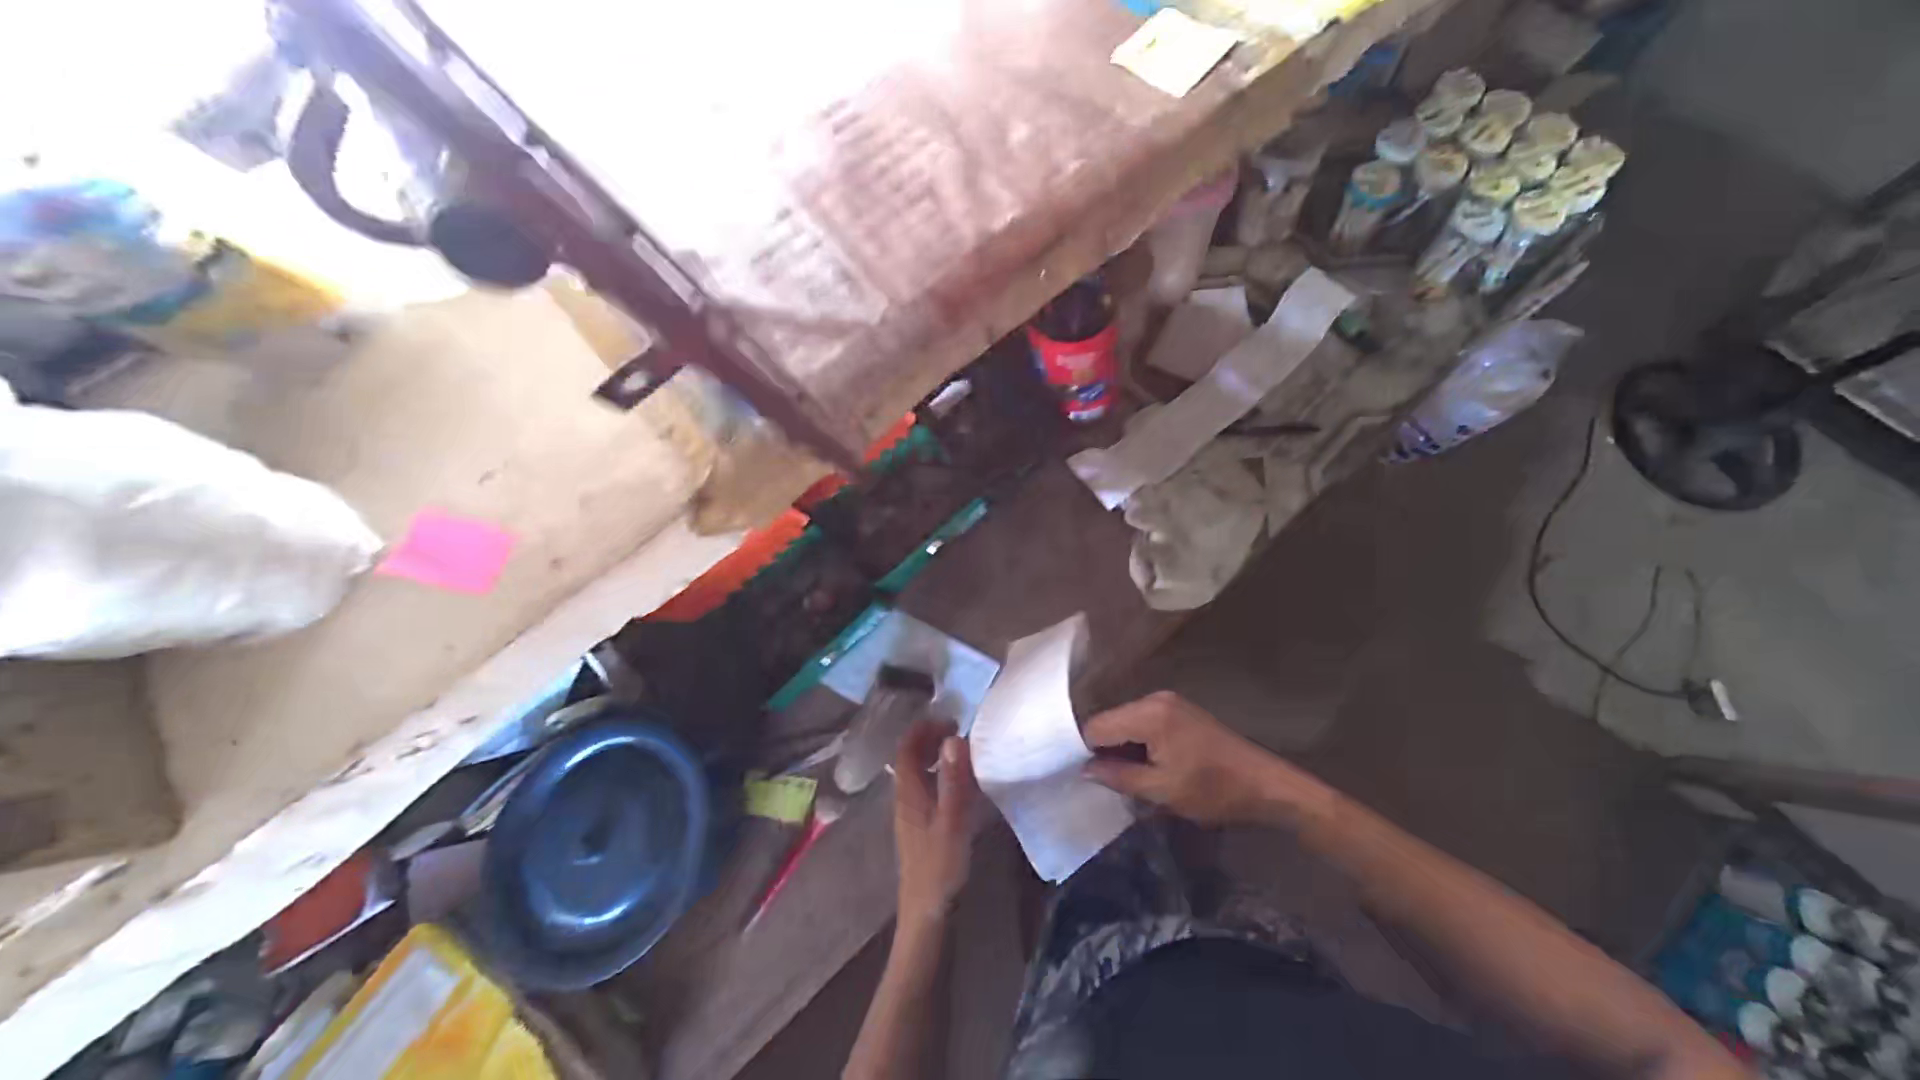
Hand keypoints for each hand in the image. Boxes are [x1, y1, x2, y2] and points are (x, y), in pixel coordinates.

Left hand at [891, 720, 978, 926]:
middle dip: (928, 739)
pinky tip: (958, 786)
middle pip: (909, 759)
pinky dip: (938, 776)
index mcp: (908, 793)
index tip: (948, 719)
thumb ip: (954, 780)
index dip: (923, 729)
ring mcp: (911, 815)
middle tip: (957, 731)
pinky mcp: (920, 829)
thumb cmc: (940, 867)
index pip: (906, 749)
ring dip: (933, 757)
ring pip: (917, 774)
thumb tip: (954, 738)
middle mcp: (905, 799)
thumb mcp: (953, 821)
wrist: (927, 914)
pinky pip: (925, 789)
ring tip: (960, 752)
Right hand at [1082, 691, 1332, 826]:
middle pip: (1110, 721)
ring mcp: (1169, 703)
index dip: (1083, 750)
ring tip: (1122, 777)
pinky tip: (1144, 766)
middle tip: (1100, 781)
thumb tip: (1084, 770)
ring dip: (1121, 748)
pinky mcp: (1179, 711)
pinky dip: (1137, 743)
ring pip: (1125, 723)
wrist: (1267, 786)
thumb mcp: (1162, 790)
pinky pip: (1143, 723)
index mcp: (1149, 714)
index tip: (1077, 774)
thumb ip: (1118, 777)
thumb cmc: (1214, 790)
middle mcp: (1155, 699)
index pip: (1096, 727)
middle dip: (1102, 750)